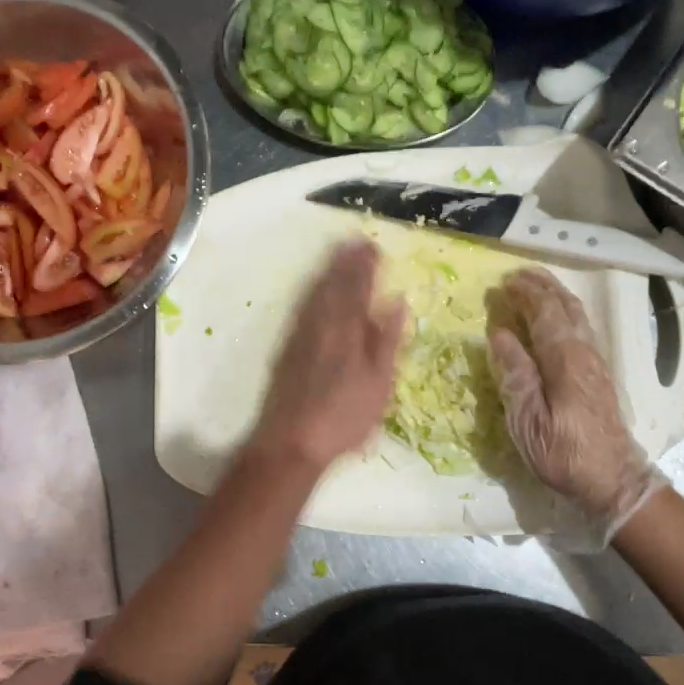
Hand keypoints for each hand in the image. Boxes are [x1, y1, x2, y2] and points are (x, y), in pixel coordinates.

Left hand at [249, 240, 406, 470]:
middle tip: (356, 241)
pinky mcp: (286, 350)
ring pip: (314, 293)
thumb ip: (386, 339)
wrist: (291, 443)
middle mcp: (321, 324)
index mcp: (348, 329)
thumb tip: (397, 302)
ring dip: (326, 271)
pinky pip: (301, 308)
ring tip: (337, 255)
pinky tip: (314, 292)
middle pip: (333, 284)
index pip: (358, 287)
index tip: (374, 246)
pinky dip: (311, 292)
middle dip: (345, 261)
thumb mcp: (379, 382)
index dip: (366, 265)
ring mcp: (299, 336)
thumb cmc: (343, 417)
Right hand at [489, 266, 662, 547]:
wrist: (613, 479)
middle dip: (542, 287)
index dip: (525, 294)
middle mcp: (584, 352)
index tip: (503, 283)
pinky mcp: (599, 376)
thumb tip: (500, 334)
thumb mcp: (528, 420)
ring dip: (555, 297)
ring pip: (577, 316)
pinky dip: (564, 314)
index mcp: (565, 359)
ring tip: (535, 288)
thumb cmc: (564, 454)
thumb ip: (515, 374)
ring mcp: (596, 363)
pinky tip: (556, 321)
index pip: (545, 312)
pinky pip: (581, 329)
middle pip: (565, 307)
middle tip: (517, 276)